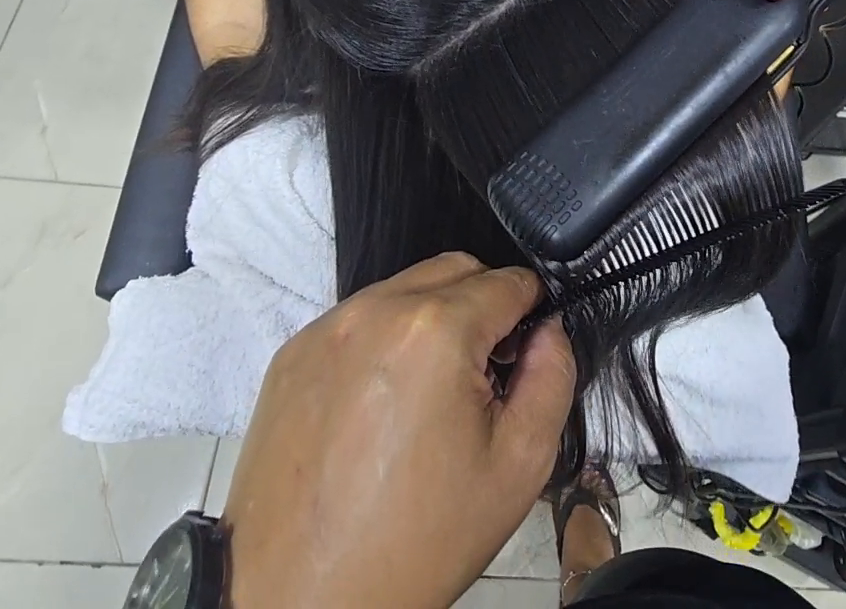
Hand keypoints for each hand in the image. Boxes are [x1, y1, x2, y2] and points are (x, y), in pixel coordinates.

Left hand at [224, 253, 575, 608]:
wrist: (303, 598)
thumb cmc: (414, 540)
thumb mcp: (519, 464)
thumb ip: (552, 378)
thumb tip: (548, 333)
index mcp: (434, 331)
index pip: (507, 282)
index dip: (532, 309)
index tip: (530, 346)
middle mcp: (375, 312)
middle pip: (455, 271)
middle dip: (485, 304)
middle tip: (487, 372)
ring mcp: (326, 329)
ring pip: (405, 290)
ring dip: (434, 320)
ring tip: (433, 395)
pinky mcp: (293, 353)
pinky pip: (359, 320)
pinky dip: (386, 341)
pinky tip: (386, 405)